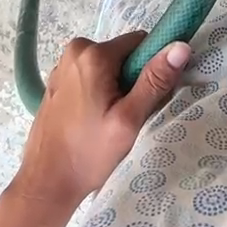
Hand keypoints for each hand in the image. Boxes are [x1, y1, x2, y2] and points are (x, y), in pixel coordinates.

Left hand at [6, 32, 190, 208]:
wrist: (46, 183)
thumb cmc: (88, 154)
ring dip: (114, 87)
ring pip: (106, 66)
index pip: (139, 42)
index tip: (147, 97)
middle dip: (130, 80)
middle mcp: (74, 50)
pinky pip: (89, 75)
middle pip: (122, 54)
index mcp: (93, 54)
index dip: (150, 68)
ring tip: (108, 121)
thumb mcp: (128, 120)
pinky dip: (97, 91)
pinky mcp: (57, 80)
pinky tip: (92, 120)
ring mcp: (62, 65)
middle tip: (127, 115)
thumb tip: (181, 47)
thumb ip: (155, 81)